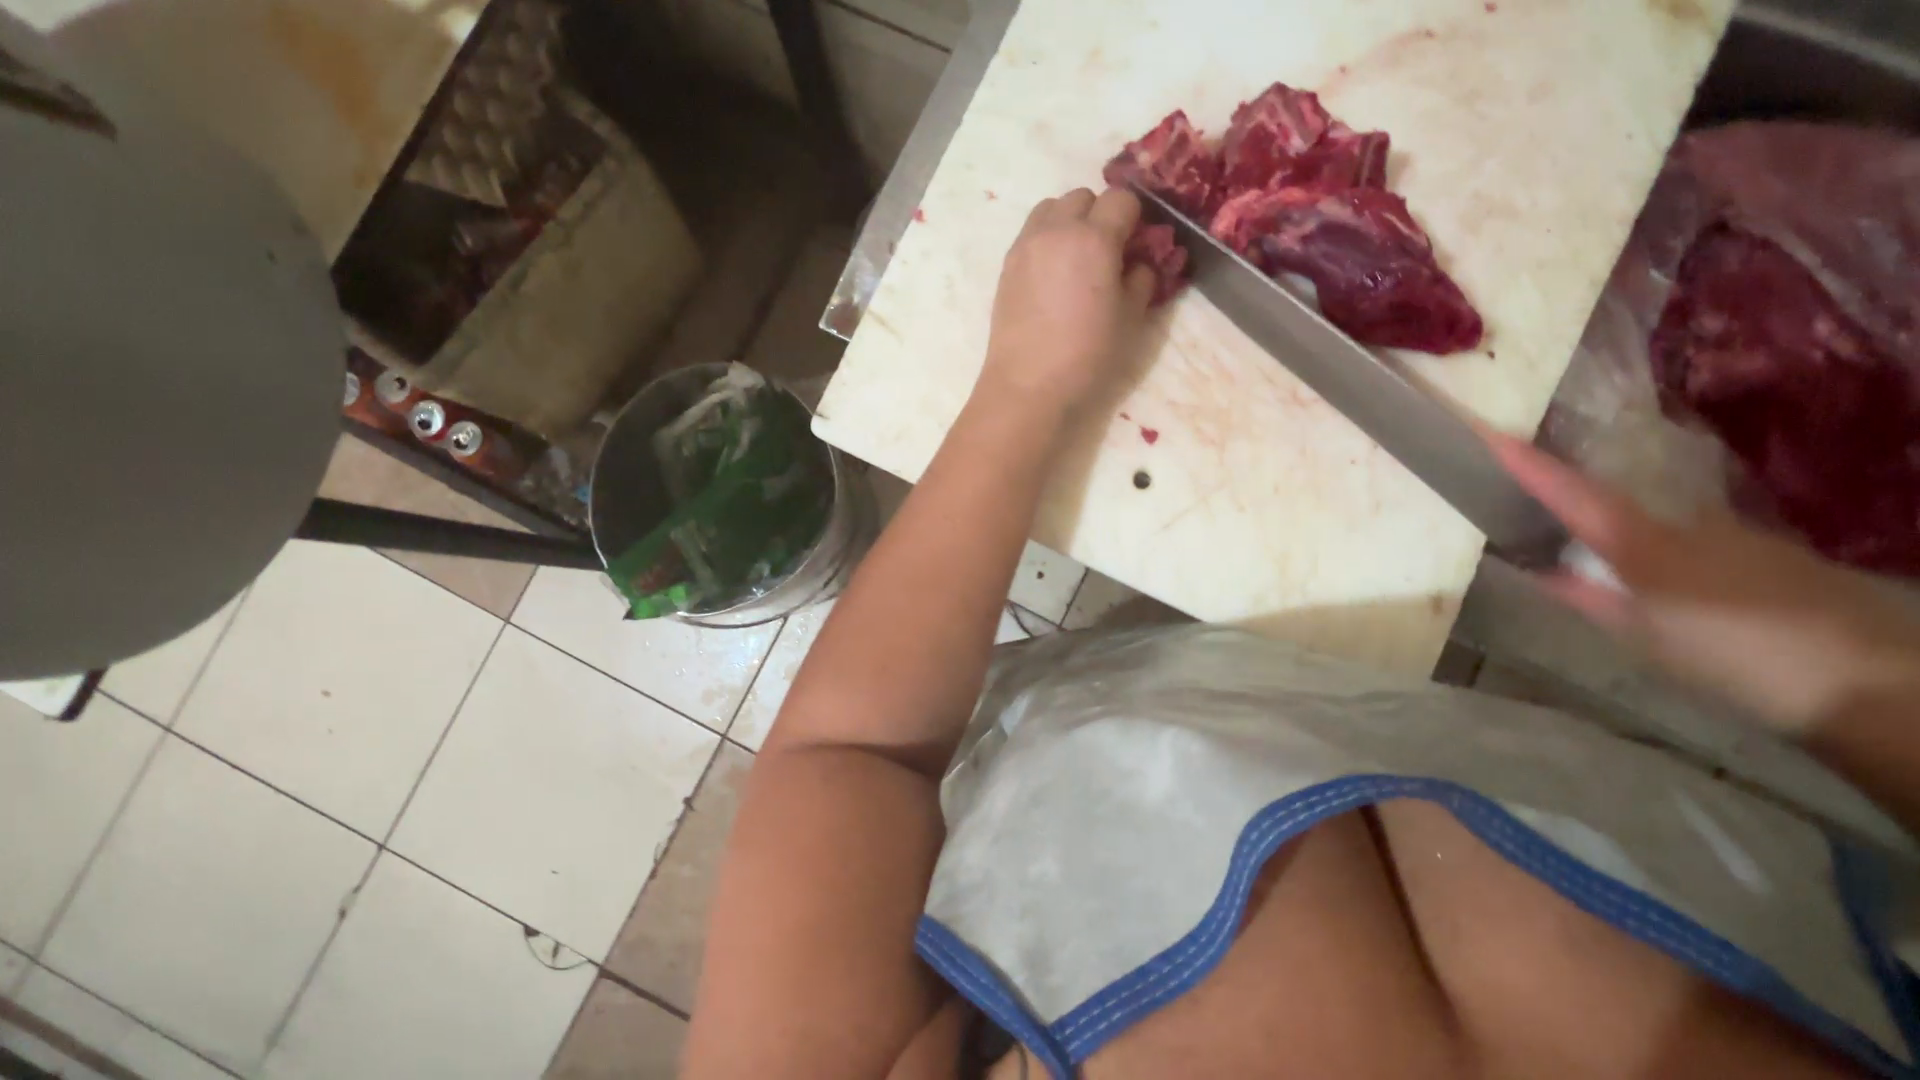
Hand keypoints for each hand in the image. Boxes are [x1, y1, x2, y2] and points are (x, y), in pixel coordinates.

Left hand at [976, 188, 1156, 414]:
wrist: (1027, 384)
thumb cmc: (1087, 354)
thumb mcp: (1131, 319)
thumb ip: (1142, 280)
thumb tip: (1140, 263)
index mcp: (1094, 238)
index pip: (1122, 199)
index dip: (1135, 217)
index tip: (1137, 242)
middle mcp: (1057, 230)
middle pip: (1083, 197)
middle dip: (1100, 214)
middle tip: (1108, 251)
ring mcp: (1026, 245)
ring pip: (1051, 208)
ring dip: (1069, 221)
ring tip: (1077, 258)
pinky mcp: (1007, 265)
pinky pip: (1031, 233)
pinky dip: (1047, 239)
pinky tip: (1054, 274)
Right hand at [1491, 434, 1919, 734]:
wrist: (1868, 677)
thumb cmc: (1736, 656)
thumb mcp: (1647, 638)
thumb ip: (1591, 600)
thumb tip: (1540, 571)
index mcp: (1643, 543)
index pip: (1570, 494)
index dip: (1528, 465)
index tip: (1488, 433)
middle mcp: (1685, 525)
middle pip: (1614, 510)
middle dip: (1574, 513)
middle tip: (1540, 527)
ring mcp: (1733, 537)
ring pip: (1660, 536)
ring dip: (1629, 552)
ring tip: (1617, 587)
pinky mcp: (1770, 558)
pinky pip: (1698, 553)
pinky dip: (1673, 568)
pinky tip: (1685, 605)